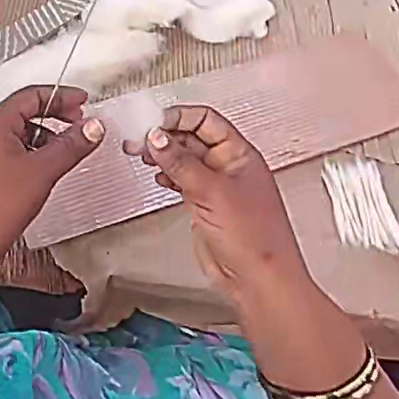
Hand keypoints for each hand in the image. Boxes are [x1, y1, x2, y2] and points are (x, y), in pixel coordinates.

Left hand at [0, 87, 103, 279]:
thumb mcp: (41, 171)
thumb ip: (70, 146)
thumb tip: (92, 127)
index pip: (31, 95)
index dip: (60, 95)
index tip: (82, 100)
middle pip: (26, 111)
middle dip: (55, 113)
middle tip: (80, 121)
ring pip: (22, 134)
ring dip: (48, 136)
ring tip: (69, 148)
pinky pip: (16, 153)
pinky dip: (37, 154)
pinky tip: (49, 170)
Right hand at [136, 106, 308, 304]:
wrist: (259, 281)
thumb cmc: (256, 240)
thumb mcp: (212, 191)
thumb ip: (180, 162)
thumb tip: (157, 137)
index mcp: (239, 154)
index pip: (205, 120)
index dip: (179, 117)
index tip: (153, 122)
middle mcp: (227, 166)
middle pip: (191, 137)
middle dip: (164, 135)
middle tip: (139, 138)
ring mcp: (215, 185)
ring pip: (182, 158)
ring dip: (161, 154)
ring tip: (141, 153)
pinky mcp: (204, 203)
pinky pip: (180, 178)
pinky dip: (165, 174)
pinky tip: (157, 176)